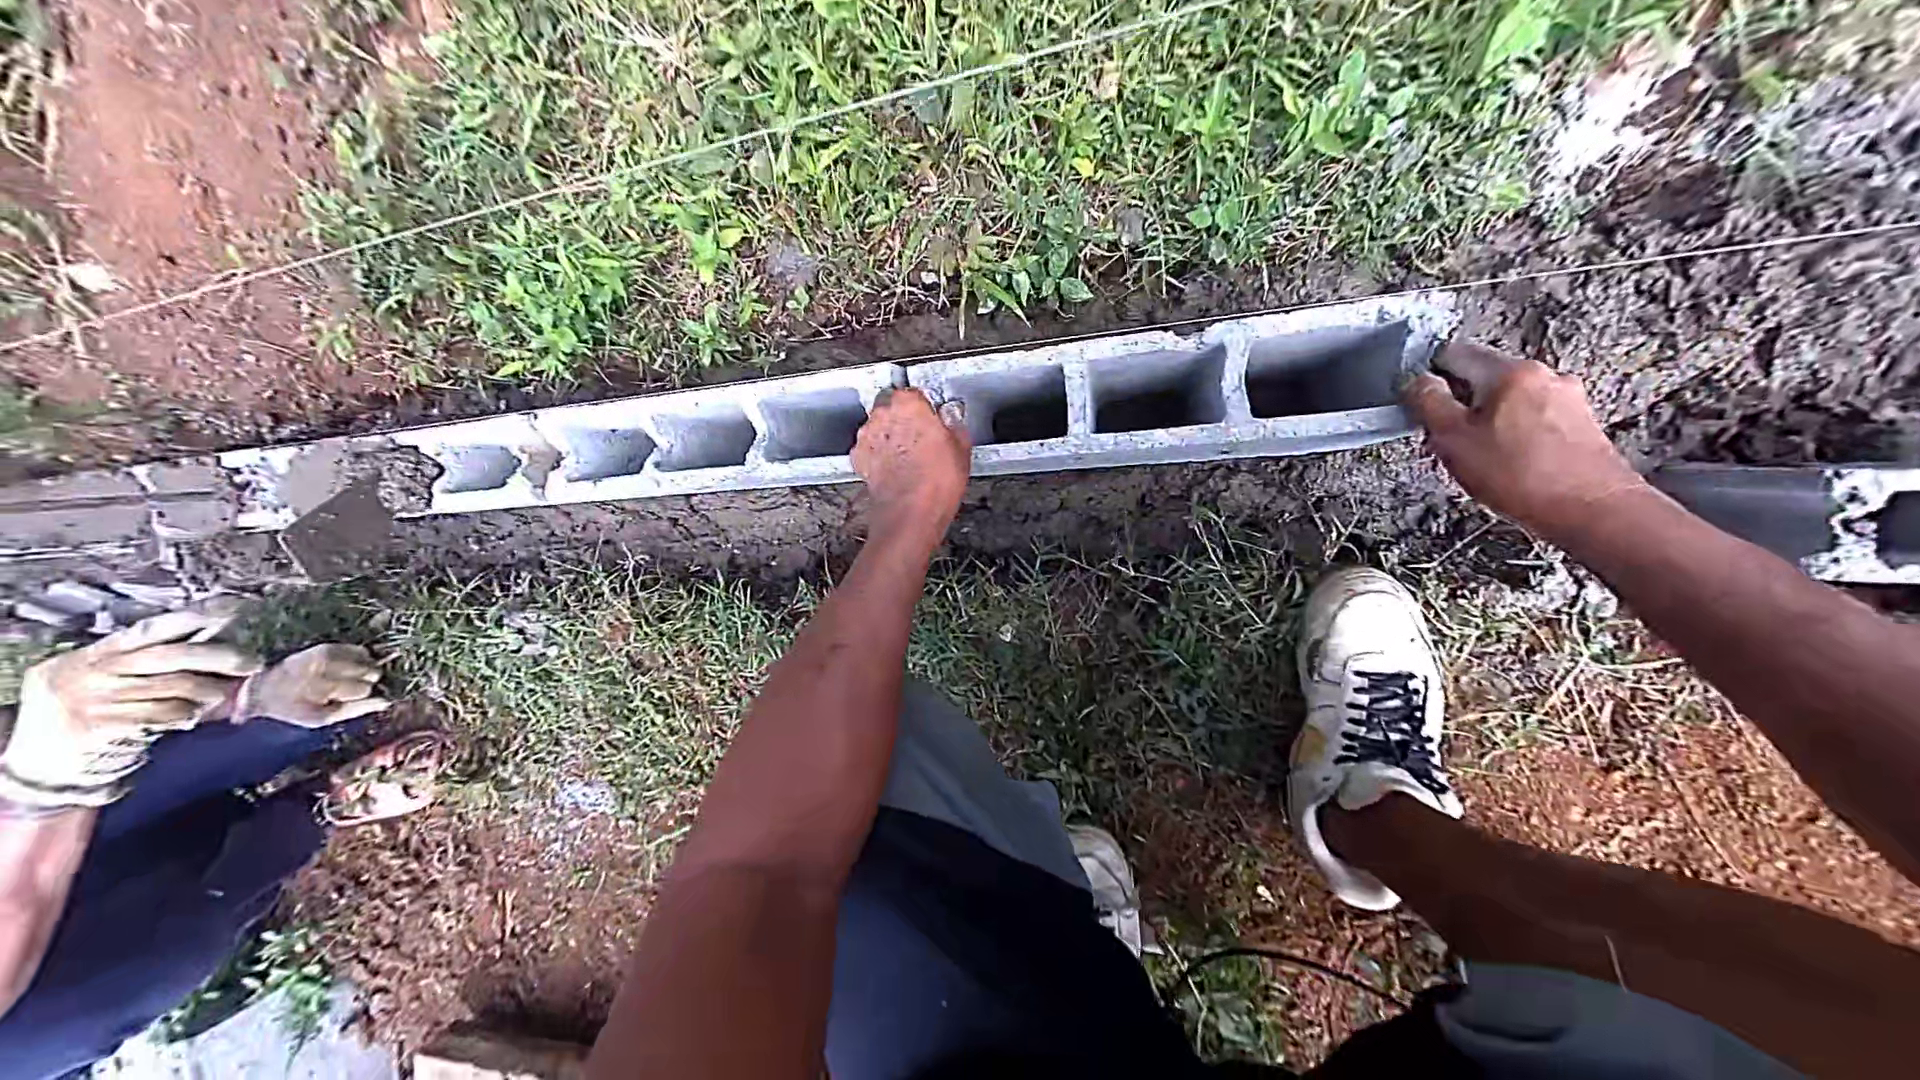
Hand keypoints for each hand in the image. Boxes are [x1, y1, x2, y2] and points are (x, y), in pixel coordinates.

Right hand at [1, 605, 260, 806]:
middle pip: (176, 654)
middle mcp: (92, 671)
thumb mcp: (112, 679)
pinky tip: (186, 719)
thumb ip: (154, 660)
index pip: (153, 627)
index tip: (238, 608)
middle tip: (253, 663)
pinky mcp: (101, 724)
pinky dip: (190, 715)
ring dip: (212, 692)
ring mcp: (95, 697)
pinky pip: (170, 713)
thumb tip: (224, 640)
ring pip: (182, 684)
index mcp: (96, 654)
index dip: (198, 616)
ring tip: (214, 697)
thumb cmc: (96, 714)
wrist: (47, 763)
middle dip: (225, 656)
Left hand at [234, 644, 390, 728]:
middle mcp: (323, 670)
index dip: (363, 695)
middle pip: (369, 673)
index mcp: (322, 690)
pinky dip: (362, 656)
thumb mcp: (319, 718)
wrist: (255, 694)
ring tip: (354, 676)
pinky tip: (354, 664)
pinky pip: (357, 649)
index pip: (364, 689)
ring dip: (366, 669)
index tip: (353, 699)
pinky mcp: (322, 648)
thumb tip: (387, 702)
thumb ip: (354, 710)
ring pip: (367, 660)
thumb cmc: (290, 712)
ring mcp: (323, 657)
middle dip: (366, 681)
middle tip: (353, 688)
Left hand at [852, 387, 971, 547]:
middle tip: (925, 440)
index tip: (935, 419)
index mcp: (908, 404)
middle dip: (906, 421)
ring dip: (892, 438)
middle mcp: (882, 416)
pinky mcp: (860, 459)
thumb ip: (954, 425)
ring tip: (912, 459)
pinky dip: (881, 456)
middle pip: (893, 408)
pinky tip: (898, 469)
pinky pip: (871, 449)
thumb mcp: (960, 449)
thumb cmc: (933, 484)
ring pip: (880, 428)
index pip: (915, 393)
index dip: (926, 408)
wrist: (909, 516)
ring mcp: (867, 437)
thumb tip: (952, 418)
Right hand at [1403, 342, 1648, 538]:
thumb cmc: (1520, 475)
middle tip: (1444, 439)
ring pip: (1505, 399)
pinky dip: (1509, 433)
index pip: (1454, 354)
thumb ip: (1428, 402)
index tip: (1418, 402)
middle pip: (1481, 378)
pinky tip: (1505, 461)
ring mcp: (1565, 397)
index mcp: (1510, 372)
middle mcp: (1543, 375)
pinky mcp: (1576, 421)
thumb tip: (1417, 381)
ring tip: (1476, 456)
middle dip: (1457, 404)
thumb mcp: (1452, 438)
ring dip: (1482, 421)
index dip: (1427, 377)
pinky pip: (1528, 416)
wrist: (1588, 508)